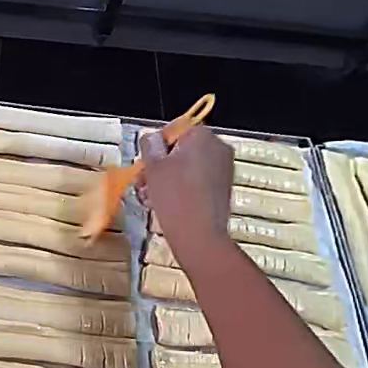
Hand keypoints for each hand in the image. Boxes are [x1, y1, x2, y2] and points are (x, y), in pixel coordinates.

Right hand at [138, 125, 233, 262]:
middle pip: (182, 149)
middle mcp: (219, 148)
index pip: (175, 130)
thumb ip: (150, 145)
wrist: (199, 236)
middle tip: (142, 182)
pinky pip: (198, 181)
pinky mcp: (223, 188)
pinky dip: (181, 188)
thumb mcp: (153, 166)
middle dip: (160, 165)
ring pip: (188, 167)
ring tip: (149, 197)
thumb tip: (152, 138)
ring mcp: (224, 169)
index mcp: (203, 136)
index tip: (145, 165)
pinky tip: (165, 204)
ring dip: (167, 178)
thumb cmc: (174, 196)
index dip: (156, 147)